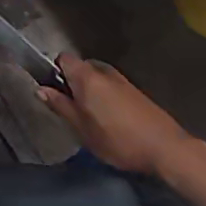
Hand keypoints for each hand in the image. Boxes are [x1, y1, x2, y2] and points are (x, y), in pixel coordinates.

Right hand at [37, 54, 194, 174]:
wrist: (164, 147)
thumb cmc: (117, 139)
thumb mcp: (83, 128)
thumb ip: (61, 106)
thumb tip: (41, 89)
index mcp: (88, 77)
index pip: (64, 58)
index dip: (55, 71)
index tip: (53, 90)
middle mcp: (105, 71)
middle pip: (80, 67)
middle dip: (72, 83)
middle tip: (70, 109)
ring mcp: (122, 79)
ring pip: (96, 77)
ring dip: (89, 91)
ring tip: (89, 117)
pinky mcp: (134, 90)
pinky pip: (110, 85)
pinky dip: (104, 96)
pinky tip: (108, 119)